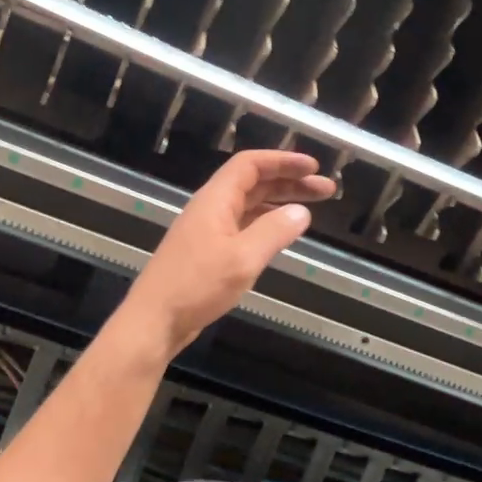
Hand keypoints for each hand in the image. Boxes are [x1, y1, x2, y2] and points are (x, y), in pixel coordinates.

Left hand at [121, 151, 336, 355]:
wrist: (155, 320)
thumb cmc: (197, 285)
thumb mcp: (242, 258)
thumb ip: (274, 232)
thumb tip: (301, 212)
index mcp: (215, 200)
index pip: (250, 165)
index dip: (282, 161)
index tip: (313, 167)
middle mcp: (210, 208)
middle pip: (253, 183)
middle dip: (289, 182)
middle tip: (326, 190)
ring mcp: (207, 231)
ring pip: (248, 206)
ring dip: (279, 203)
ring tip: (312, 210)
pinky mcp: (207, 252)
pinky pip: (242, 227)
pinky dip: (265, 224)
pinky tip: (281, 235)